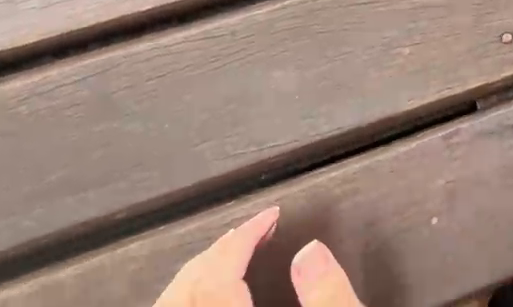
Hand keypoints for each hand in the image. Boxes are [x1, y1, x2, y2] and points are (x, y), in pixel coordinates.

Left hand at [154, 207, 367, 306]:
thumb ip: (329, 294)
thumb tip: (310, 249)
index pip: (218, 275)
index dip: (244, 237)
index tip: (271, 215)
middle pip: (184, 291)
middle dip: (217, 251)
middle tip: (254, 229)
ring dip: (197, 274)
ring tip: (231, 255)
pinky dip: (188, 297)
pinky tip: (211, 293)